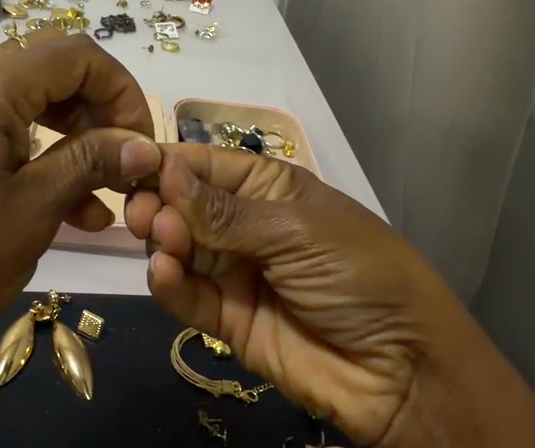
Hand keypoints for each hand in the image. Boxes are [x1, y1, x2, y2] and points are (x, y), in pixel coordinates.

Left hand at [0, 32, 162, 343]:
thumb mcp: (34, 208)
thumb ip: (92, 162)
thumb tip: (146, 146)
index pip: (76, 54)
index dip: (121, 91)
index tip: (141, 143)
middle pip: (51, 68)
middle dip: (98, 109)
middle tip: (123, 162)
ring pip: (29, 100)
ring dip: (72, 137)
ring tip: (103, 198)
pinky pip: (1, 128)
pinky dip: (38, 154)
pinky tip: (67, 209)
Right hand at [125, 147, 534, 447]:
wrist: (404, 372)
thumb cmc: (359, 275)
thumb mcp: (295, 231)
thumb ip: (224, 212)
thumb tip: (165, 173)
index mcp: (268, 186)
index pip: (205, 165)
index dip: (168, 163)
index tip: (130, 164)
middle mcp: (245, 224)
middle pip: (183, 205)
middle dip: (159, 203)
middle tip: (141, 211)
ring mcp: (235, 272)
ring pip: (179, 248)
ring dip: (163, 241)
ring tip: (163, 242)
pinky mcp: (228, 321)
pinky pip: (187, 296)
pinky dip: (168, 284)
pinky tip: (164, 275)